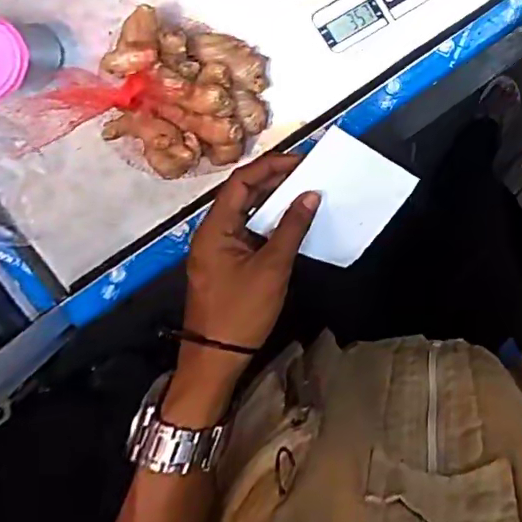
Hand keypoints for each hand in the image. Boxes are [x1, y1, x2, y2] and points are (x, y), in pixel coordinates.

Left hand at [165, 153, 318, 426]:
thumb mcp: (272, 268)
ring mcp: (217, 248)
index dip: (270, 166)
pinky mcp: (224, 262)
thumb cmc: (241, 312)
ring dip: (271, 200)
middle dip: (272, 179)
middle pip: (240, 193)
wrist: (215, 360)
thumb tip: (310, 195)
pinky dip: (266, 221)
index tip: (299, 161)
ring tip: (301, 189)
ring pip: (244, 212)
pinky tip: (288, 220)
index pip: (240, 182)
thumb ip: (291, 228)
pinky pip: (246, 230)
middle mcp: (211, 231)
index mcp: (215, 227)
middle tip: (305, 171)